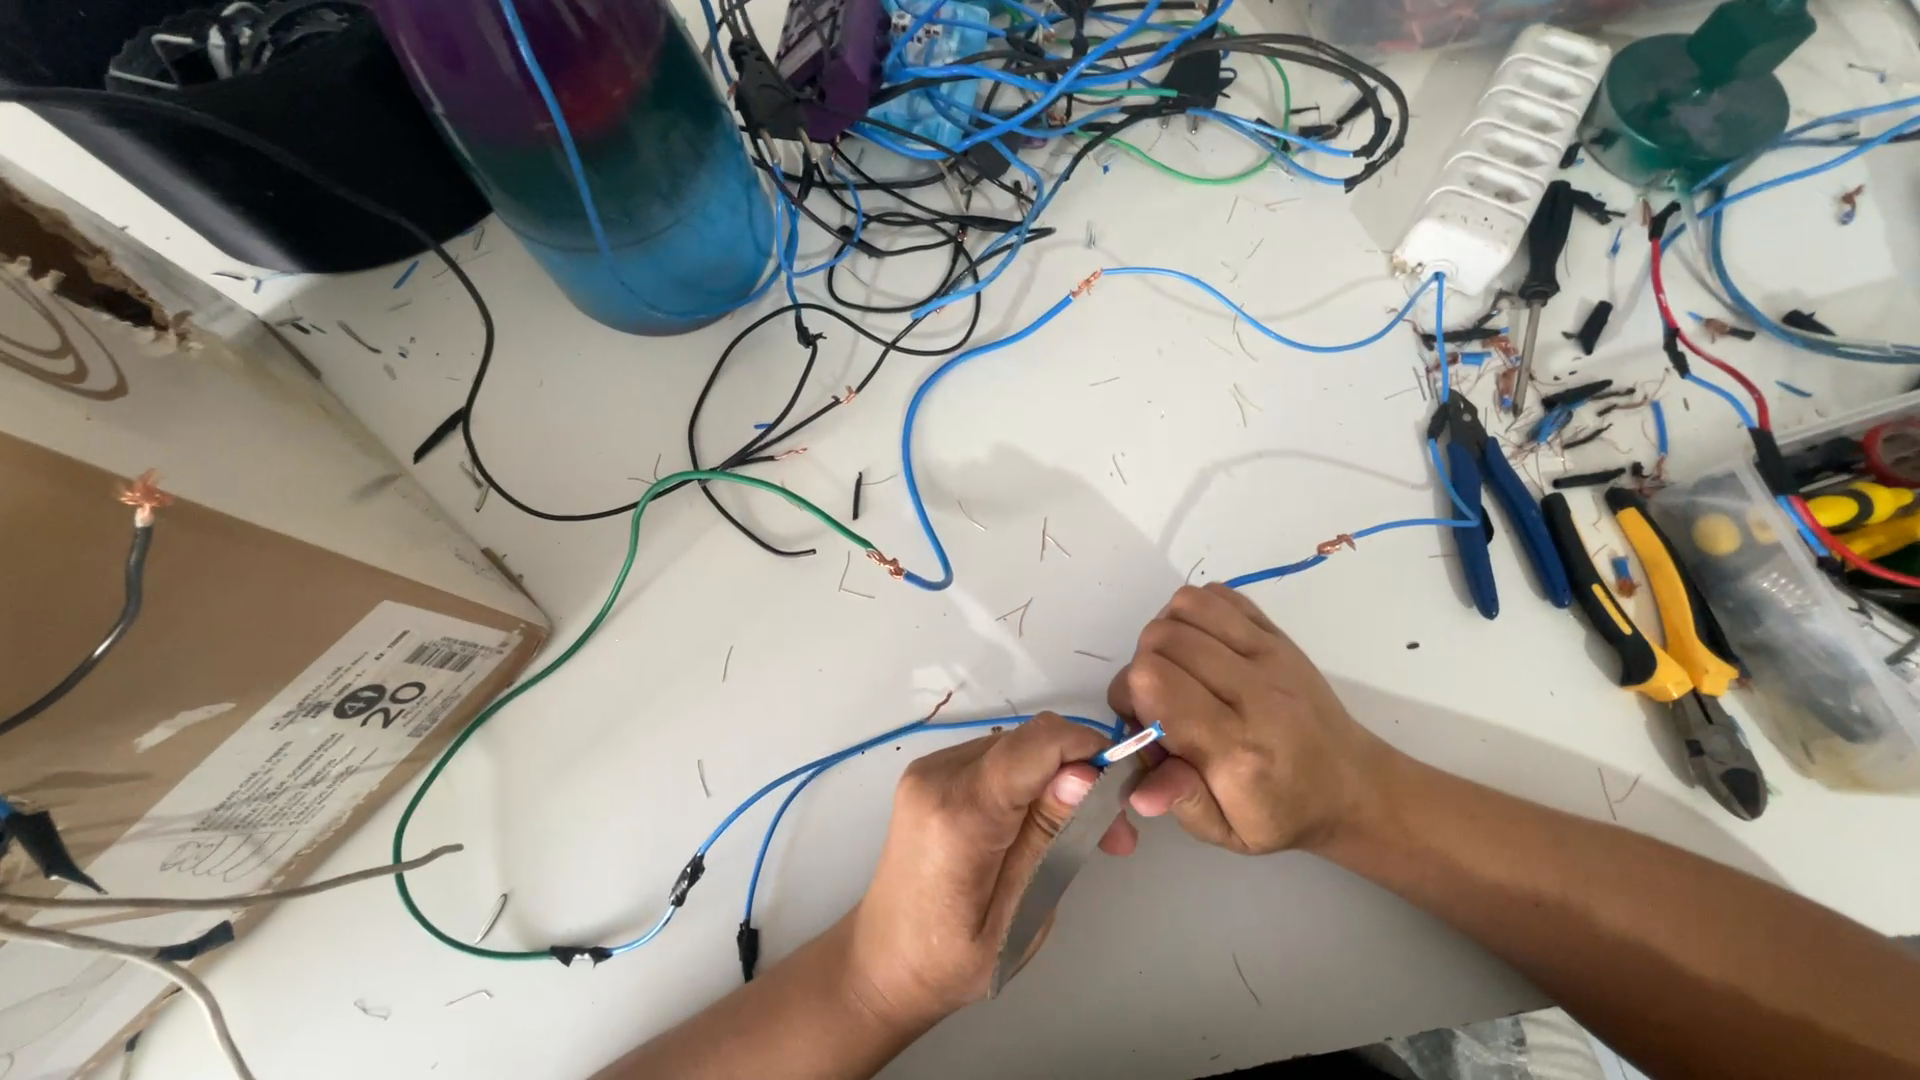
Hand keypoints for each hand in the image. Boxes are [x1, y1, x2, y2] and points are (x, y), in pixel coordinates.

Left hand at [846, 712, 1136, 1029]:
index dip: (1089, 751)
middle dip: (1080, 771)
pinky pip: (996, 757)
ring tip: (1080, 834)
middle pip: (1030, 740)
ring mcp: (930, 770)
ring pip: (1017, 745)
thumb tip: (1083, 774)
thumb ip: (1048, 837)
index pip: (1036, 745)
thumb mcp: (1017, 914)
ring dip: (1056, 777)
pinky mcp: (931, 773)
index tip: (1121, 790)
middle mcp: (939, 776)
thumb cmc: (951, 959)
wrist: (882, 961)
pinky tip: (1039, 823)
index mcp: (959, 814)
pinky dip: (1027, 780)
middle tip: (1111, 832)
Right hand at [1109, 584, 1396, 854]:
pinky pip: (1218, 595)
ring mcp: (1271, 655)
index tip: (1140, 723)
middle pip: (1163, 638)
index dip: (1128, 695)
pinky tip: (1199, 648)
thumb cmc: (1281, 814)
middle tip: (1156, 699)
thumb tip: (1140, 790)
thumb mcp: (1229, 832)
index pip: (1156, 683)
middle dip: (1140, 665)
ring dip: (1165, 634)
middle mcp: (1255, 692)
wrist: (1352, 787)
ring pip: (1187, 606)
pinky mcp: (1279, 636)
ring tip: (1176, 669)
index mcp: (1237, 748)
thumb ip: (1181, 802)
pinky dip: (1194, 613)